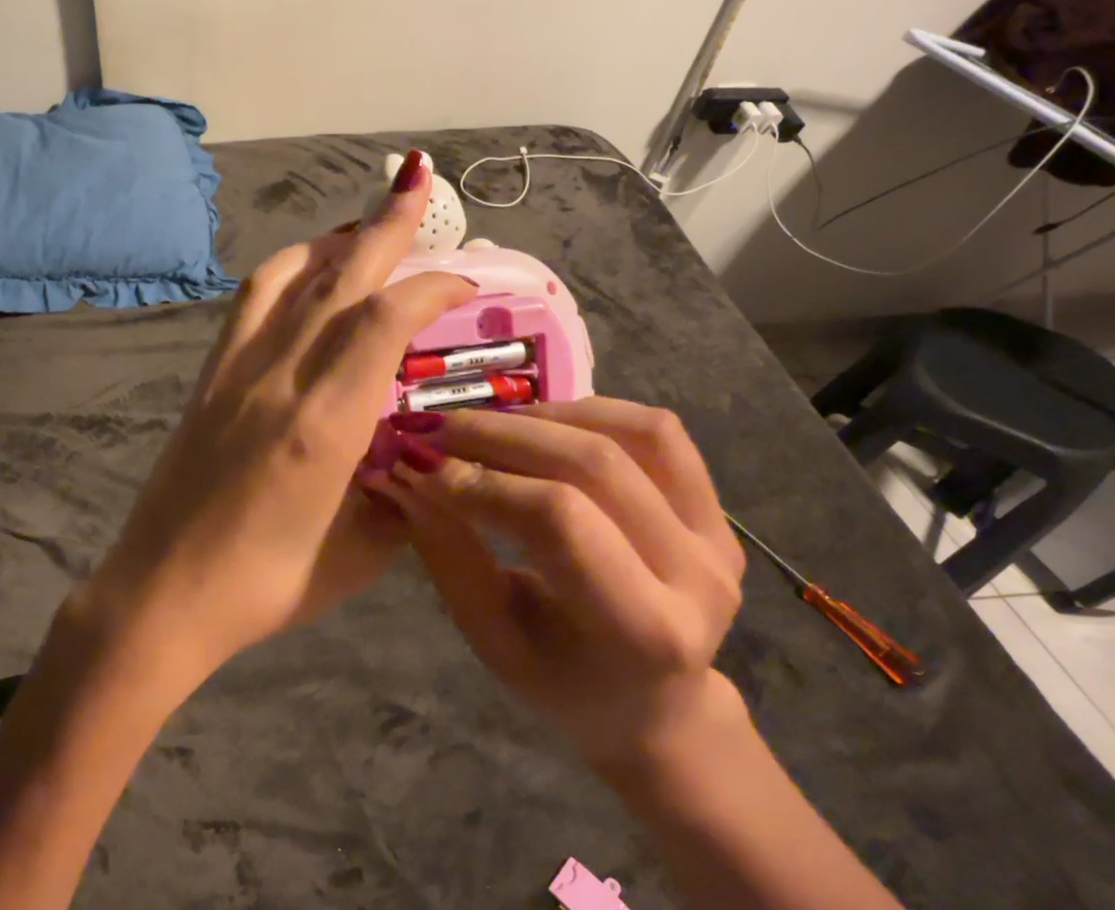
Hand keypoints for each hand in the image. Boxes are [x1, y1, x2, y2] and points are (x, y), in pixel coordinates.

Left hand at [76, 151, 476, 680]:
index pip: (383, 323)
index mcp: (322, 425)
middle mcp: (276, 381)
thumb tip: (417, 457)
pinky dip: (283, 275)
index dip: (432, 289)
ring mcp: (233, 375)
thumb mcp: (359, 553)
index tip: (466, 285)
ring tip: (362, 232)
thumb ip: (399, 496)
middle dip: (385, 228)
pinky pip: (247, 308)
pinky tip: (302, 279)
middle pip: (337, 281)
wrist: (162, 593)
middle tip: (417, 185)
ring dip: (329, 245)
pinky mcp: (205, 383)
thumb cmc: (265, 588)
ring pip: (284, 280)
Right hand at [362, 398, 747, 768]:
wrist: (649, 705)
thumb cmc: (556, 681)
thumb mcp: (488, 633)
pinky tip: (536, 426)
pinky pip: (656, 433)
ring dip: (541, 417)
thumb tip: (400, 472)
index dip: (478, 481)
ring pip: (631, 434)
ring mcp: (718, 538)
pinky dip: (586, 414)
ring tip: (480, 427)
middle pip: (592, 464)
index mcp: (639, 630)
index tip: (414, 464)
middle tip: (430, 429)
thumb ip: (447, 548)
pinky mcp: (718, 511)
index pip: (556, 520)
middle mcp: (695, 577)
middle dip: (496, 436)